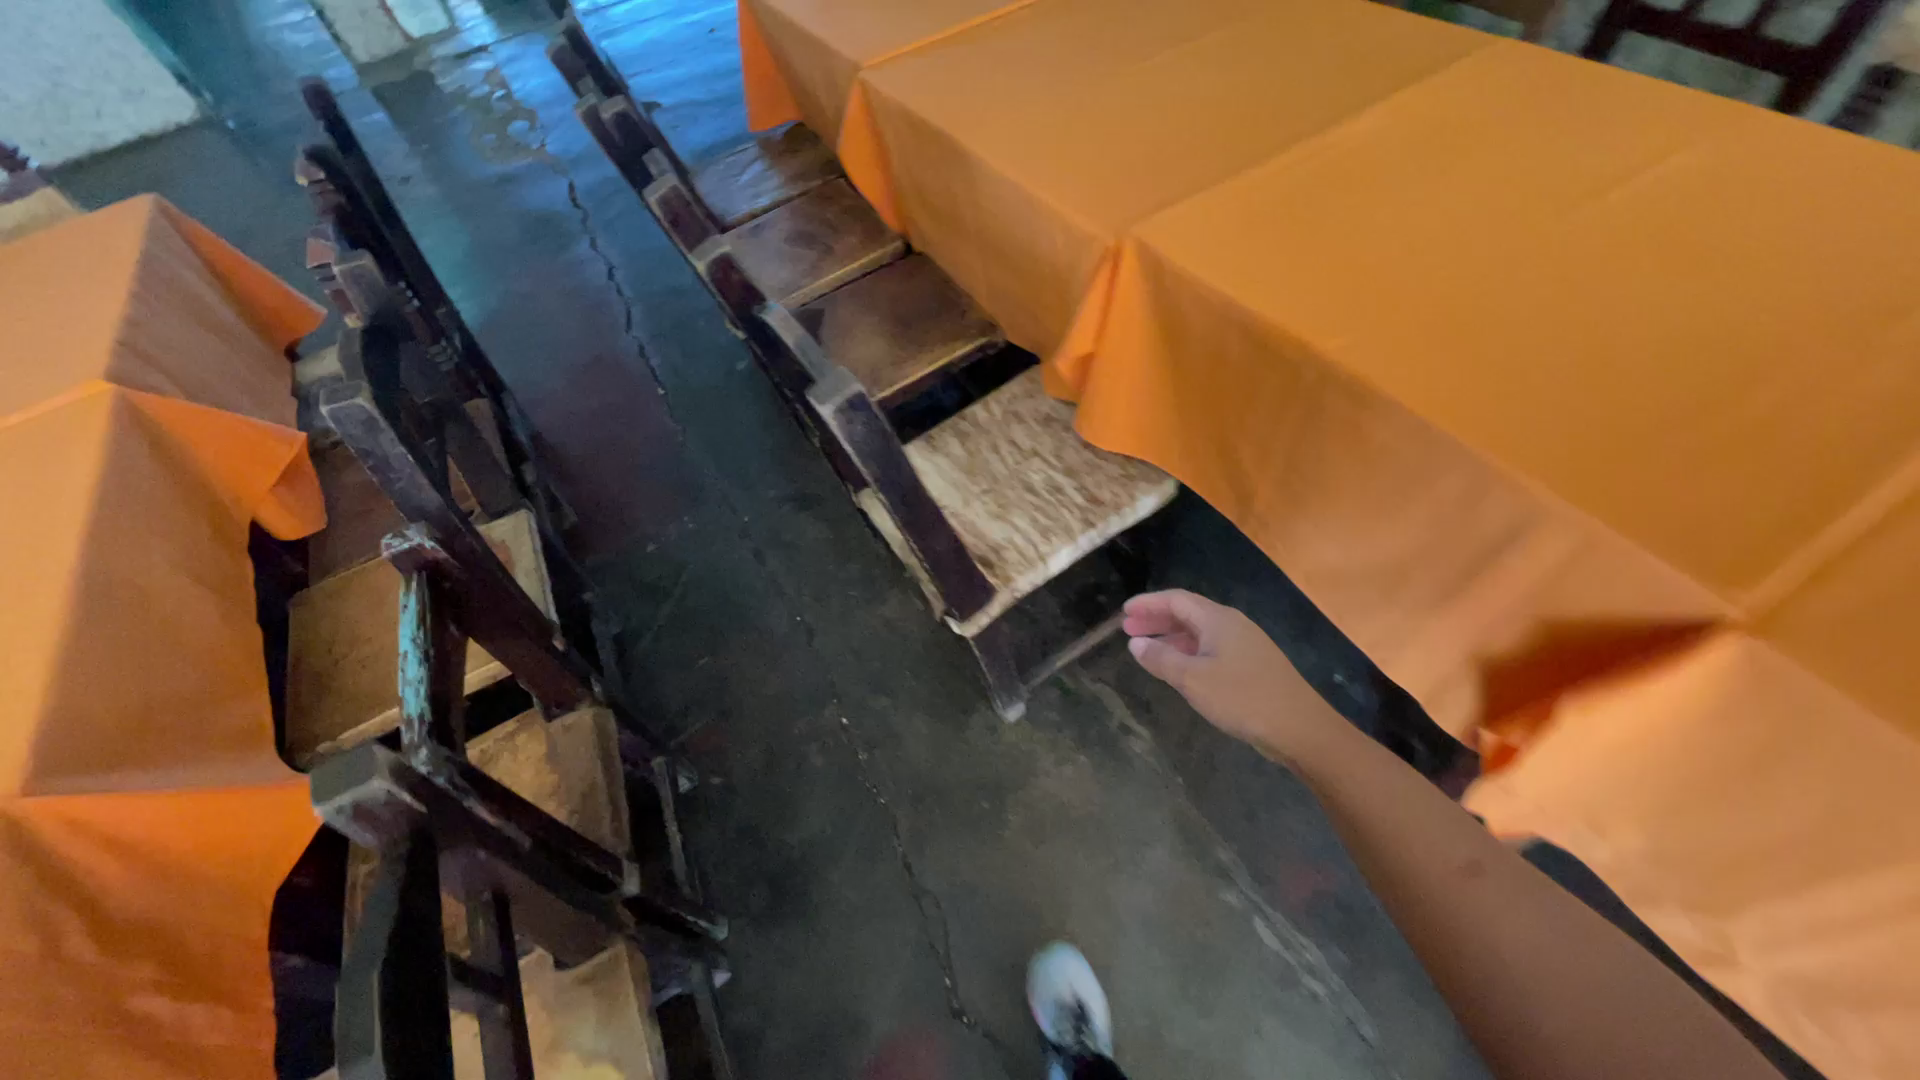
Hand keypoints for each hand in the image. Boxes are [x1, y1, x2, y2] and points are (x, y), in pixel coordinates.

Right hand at [1123, 590, 1340, 755]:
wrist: (1299, 727)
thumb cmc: (1242, 698)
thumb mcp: (1192, 679)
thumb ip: (1161, 659)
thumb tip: (1136, 643)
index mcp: (1217, 619)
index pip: (1175, 600)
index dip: (1148, 603)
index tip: (1123, 612)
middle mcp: (1232, 624)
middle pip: (1188, 613)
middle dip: (1157, 619)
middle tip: (1128, 629)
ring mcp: (1245, 644)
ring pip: (1200, 632)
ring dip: (1171, 637)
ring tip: (1147, 649)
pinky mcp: (1252, 665)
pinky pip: (1211, 648)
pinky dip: (1188, 652)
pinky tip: (1179, 669)